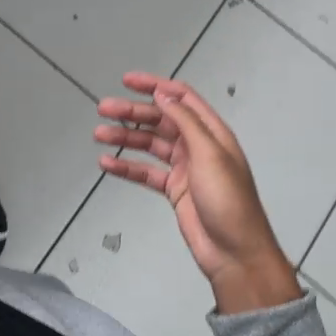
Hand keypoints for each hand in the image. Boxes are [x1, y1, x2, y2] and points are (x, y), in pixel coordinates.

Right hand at [94, 73, 299, 314]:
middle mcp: (197, 146)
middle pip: (160, 120)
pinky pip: (145, 172)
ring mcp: (184, 168)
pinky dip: (126, 166)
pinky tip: (107, 164)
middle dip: (132, 112)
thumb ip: (185, 121)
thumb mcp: (209, 154)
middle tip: (103, 109)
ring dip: (125, 137)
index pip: (181, 98)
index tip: (127, 81)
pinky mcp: (173, 190)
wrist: (236, 254)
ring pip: (149, 144)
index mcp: (211, 133)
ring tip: (99, 134)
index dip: (155, 85)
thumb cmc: (228, 200)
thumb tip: (163, 92)